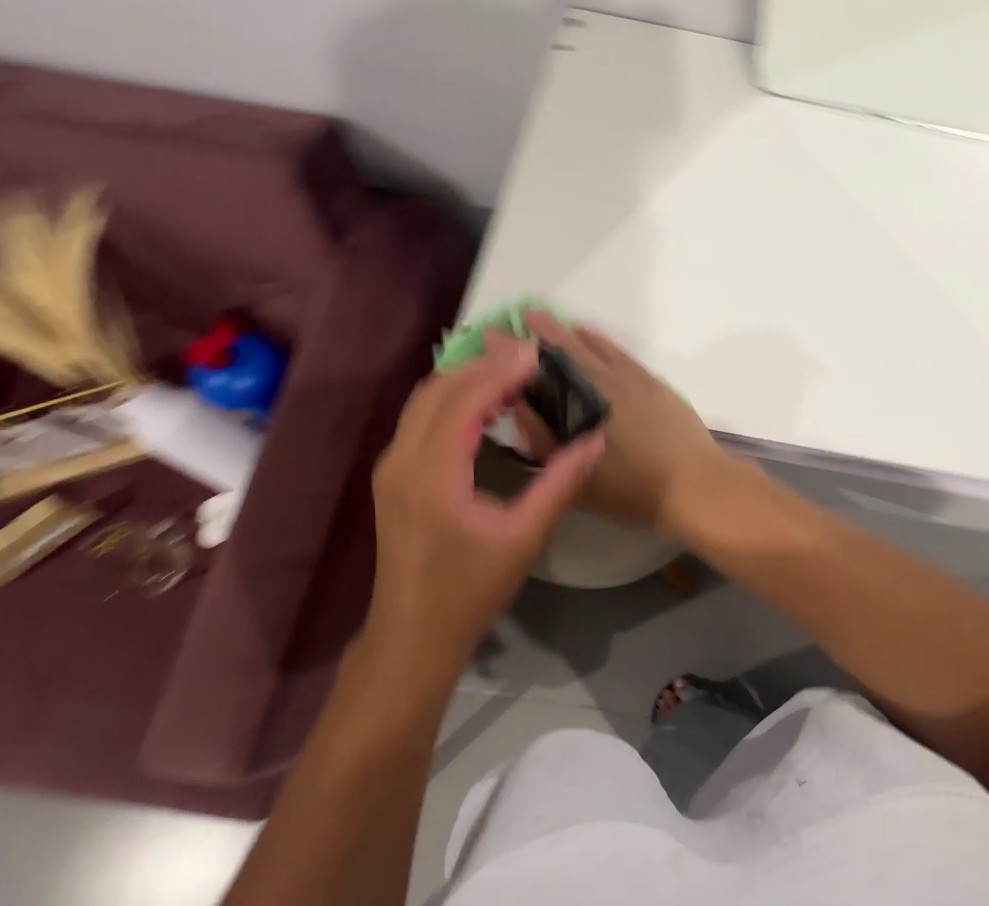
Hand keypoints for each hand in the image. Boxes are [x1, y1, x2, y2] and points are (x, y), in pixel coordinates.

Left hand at [368, 335, 603, 654]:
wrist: (413, 634)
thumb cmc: (470, 590)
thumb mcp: (524, 537)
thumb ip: (560, 484)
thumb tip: (596, 441)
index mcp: (432, 474)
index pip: (463, 401)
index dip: (501, 372)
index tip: (538, 354)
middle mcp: (402, 461)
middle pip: (437, 390)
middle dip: (482, 366)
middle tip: (528, 356)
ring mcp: (392, 468)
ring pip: (424, 402)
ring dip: (465, 381)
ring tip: (513, 374)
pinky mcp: (394, 478)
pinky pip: (420, 420)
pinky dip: (452, 401)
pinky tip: (487, 409)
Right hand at [521, 311, 750, 534]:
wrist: (694, 485)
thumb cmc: (633, 492)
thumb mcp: (579, 480)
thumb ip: (547, 444)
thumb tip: (520, 410)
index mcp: (579, 412)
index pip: (537, 377)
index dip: (513, 357)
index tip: (492, 337)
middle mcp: (601, 388)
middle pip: (563, 355)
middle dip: (537, 335)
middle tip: (515, 318)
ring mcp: (628, 381)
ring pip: (590, 348)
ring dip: (564, 332)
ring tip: (541, 317)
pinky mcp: (651, 382)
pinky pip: (619, 352)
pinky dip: (600, 340)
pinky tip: (587, 331)